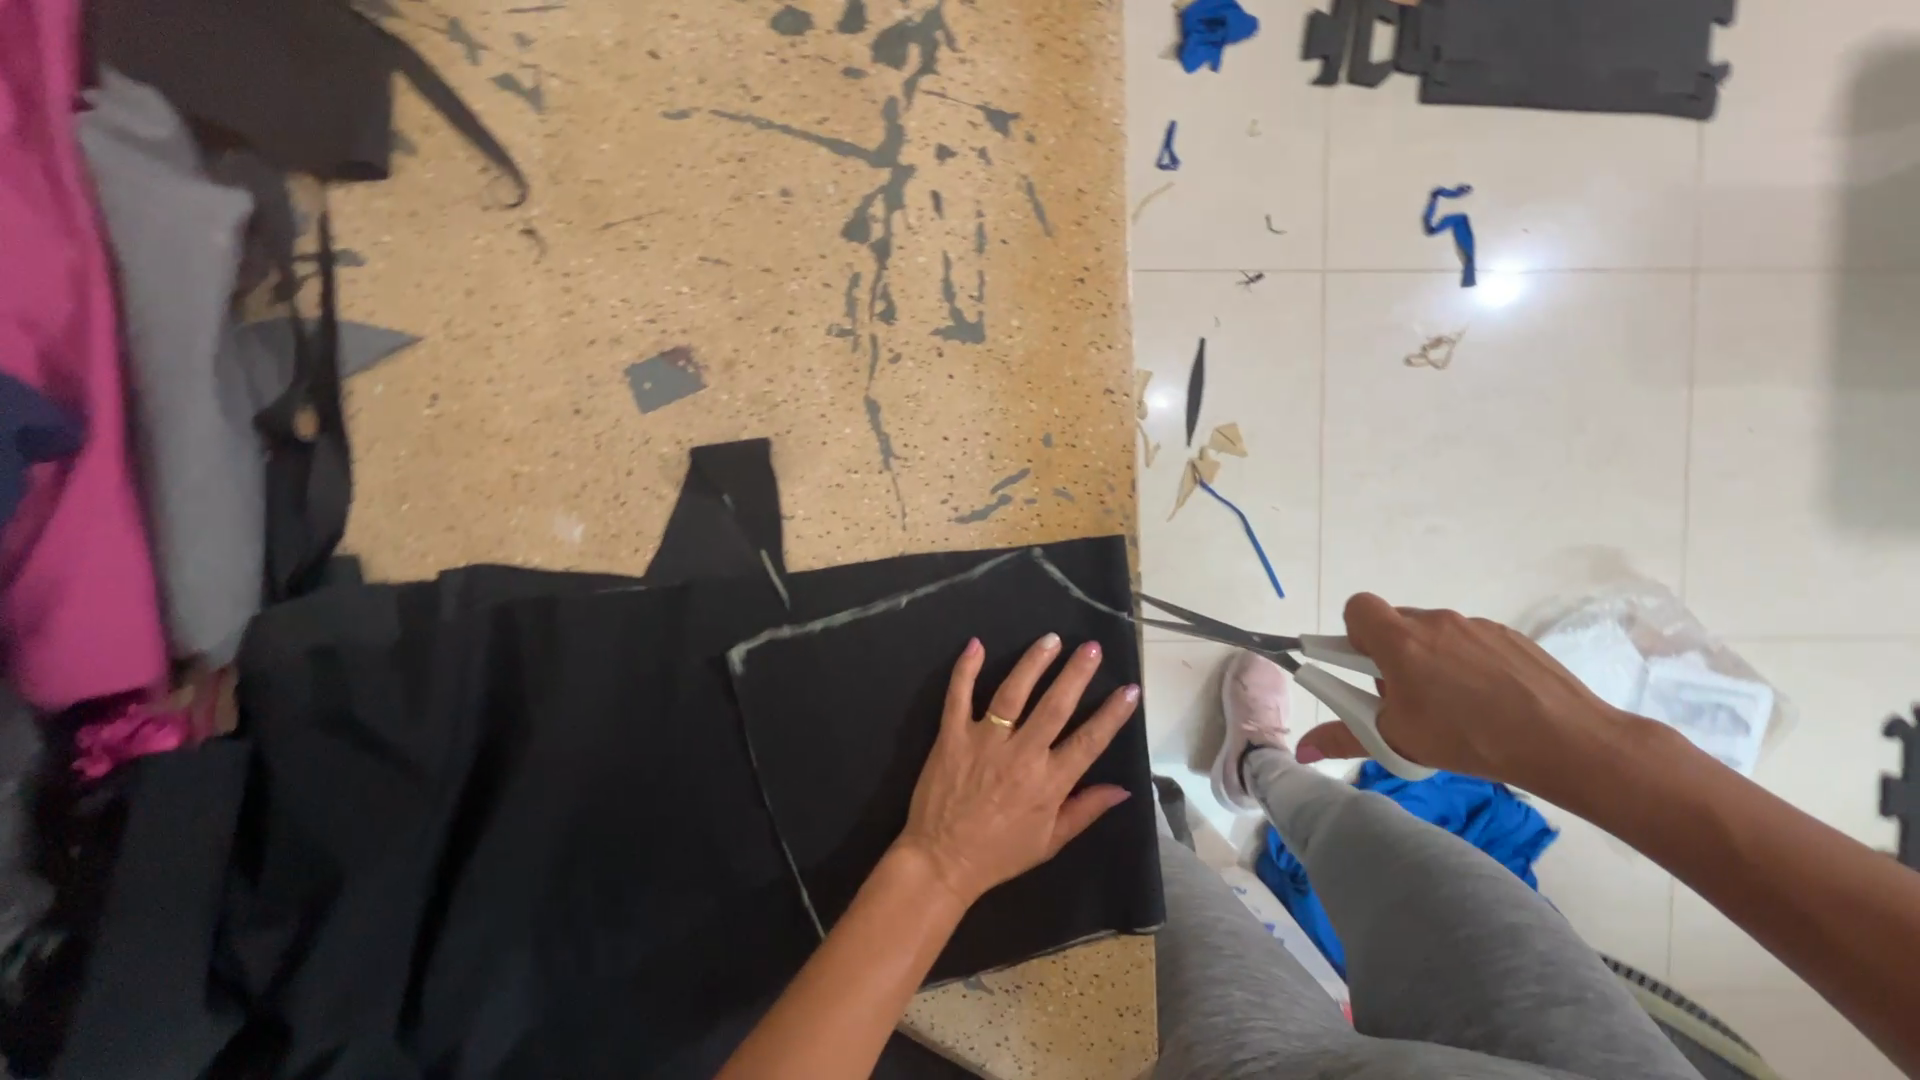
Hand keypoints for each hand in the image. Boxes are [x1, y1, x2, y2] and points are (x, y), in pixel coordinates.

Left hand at [893, 634, 1141, 907]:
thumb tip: (1124, 789)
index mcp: (1048, 783)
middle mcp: (1020, 756)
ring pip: (1012, 693)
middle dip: (1076, 674)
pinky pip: (958, 697)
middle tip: (1091, 647)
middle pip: (1054, 706)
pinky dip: (966, 670)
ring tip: (1051, 639)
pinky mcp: (952, 737)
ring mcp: (984, 742)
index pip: (1089, 741)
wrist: (942, 861)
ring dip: (1033, 663)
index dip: (1112, 714)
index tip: (1129, 689)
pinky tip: (976, 645)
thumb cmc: (999, 854)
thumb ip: (1086, 809)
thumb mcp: (1050, 841)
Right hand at [1296, 593, 1624, 785]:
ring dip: (1430, 660)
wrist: (1566, 740)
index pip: (1357, 609)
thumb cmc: (1469, 738)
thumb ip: (1343, 738)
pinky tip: (1488, 702)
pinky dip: (1468, 664)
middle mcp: (1434, 622)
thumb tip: (1302, 750)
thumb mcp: (1399, 741)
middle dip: (1391, 653)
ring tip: (1453, 707)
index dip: (1354, 634)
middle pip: (1395, 623)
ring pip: (1435, 634)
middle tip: (1406, 698)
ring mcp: (1476, 626)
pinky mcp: (1510, 636)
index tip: (1365, 668)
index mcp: (1399, 641)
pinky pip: (1471, 642)